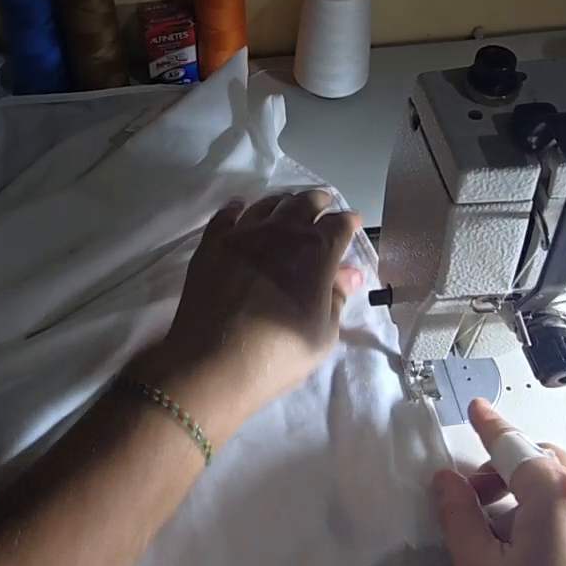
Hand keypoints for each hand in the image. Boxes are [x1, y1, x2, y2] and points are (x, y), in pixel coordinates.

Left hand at [138, 189, 363, 435]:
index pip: (339, 224)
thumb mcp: (322, 334)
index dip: (349, 222)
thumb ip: (337, 297)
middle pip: (304, 203)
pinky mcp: (213, 243)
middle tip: (323, 205)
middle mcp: (281, 232)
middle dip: (318, 202)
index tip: (352, 224)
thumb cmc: (278, 354)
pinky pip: (227, 215)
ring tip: (288, 206)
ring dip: (283, 202)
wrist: (213, 363)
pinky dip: (237, 208)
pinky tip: (240, 208)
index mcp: (316, 252)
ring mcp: (243, 234)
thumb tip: (349, 272)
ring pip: (268, 204)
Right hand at [433, 400, 565, 565]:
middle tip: (475, 499)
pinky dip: (560, 515)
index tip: (479, 411)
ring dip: (533, 496)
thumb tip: (448, 485)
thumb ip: (458, 516)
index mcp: (561, 498)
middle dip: (505, 472)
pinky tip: (540, 558)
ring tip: (507, 543)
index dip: (489, 426)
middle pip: (543, 462)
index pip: (514, 446)